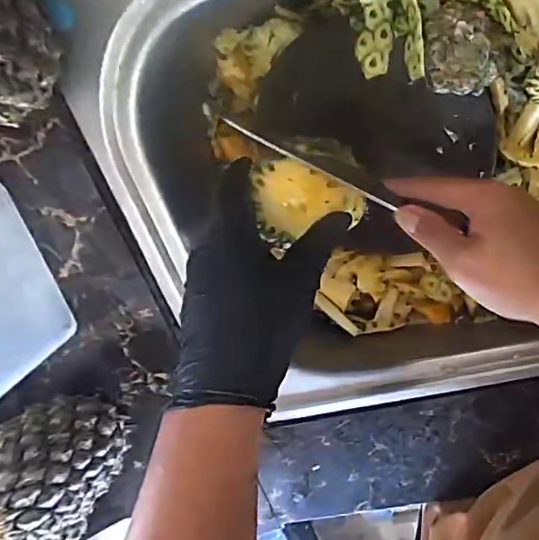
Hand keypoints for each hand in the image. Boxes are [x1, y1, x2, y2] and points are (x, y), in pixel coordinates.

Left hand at [170, 159, 350, 411]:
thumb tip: (340, 215)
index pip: (229, 189)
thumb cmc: (265, 322)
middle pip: (222, 212)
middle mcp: (206, 247)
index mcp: (229, 236)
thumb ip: (317, 243)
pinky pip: (216, 258)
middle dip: (245, 201)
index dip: (240, 172)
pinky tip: (257, 265)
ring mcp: (197, 271)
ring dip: (241, 228)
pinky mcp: (197, 292)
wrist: (225, 377)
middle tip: (274, 197)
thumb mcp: (298, 281)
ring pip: (219, 237)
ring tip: (271, 229)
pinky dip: (235, 251)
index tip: (254, 162)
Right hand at [386, 177, 538, 331]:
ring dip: (455, 216)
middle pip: (459, 194)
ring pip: (480, 208)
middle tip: (402, 209)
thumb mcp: (463, 262)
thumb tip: (404, 210)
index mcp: (484, 196)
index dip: (406, 188)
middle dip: (431, 202)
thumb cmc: (514, 281)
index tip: (382, 186)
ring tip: (432, 227)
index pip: (435, 186)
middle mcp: (507, 193)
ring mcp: (527, 208)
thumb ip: (432, 233)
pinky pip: (498, 219)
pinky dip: (477, 226)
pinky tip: (474, 243)